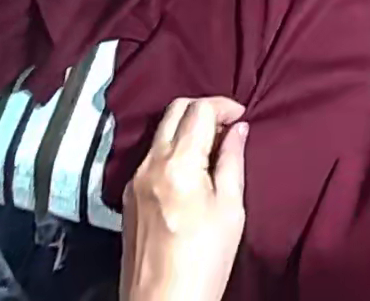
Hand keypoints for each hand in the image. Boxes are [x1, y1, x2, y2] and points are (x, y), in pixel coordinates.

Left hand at [121, 96, 249, 300]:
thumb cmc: (203, 263)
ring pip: (162, 129)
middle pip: (176, 109)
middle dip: (203, 108)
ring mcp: (135, 179)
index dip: (224, 105)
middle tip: (226, 125)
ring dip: (187, 126)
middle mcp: (151, 163)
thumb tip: (238, 128)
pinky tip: (190, 170)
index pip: (200, 109)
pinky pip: (152, 154)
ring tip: (212, 148)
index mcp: (178, 163)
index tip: (241, 115)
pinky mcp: (128, 196)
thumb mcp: (230, 210)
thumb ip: (233, 160)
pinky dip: (172, 148)